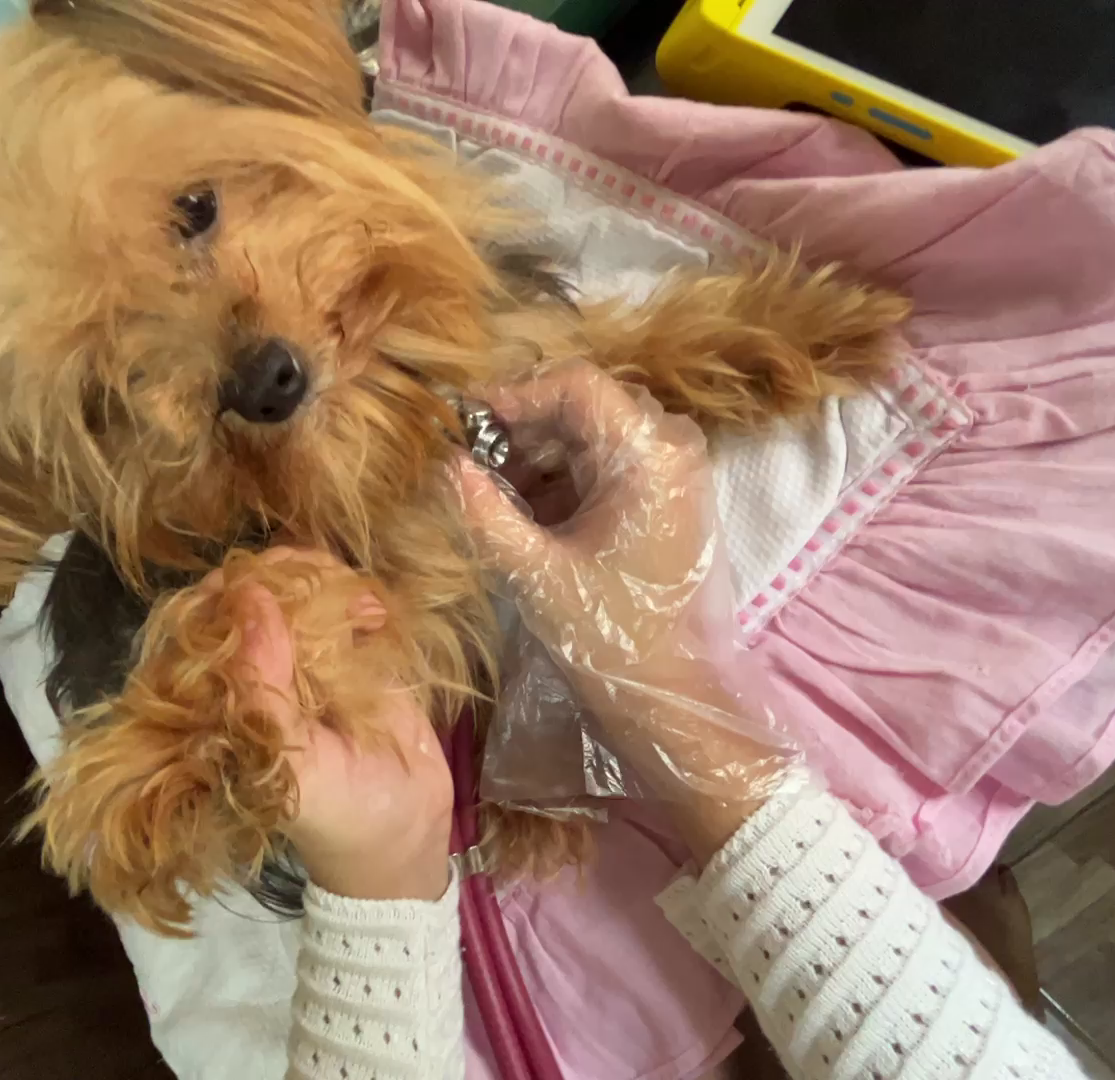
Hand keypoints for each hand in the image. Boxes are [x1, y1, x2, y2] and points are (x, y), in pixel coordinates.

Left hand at [225, 556, 454, 901]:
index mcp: (215, 705)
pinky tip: (375, 613)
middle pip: (243, 599)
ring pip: (290, 591)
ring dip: (321, 578)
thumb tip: (249, 597)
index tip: (268, 585)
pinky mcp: (342, 652)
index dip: (226, 596)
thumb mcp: (293, 763)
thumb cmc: (344, 813)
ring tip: (359, 603)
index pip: (197, 631)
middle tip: (323, 582)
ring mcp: (296, 659)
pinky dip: (354, 592)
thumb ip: (262, 689)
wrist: (410, 828)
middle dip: (282, 577)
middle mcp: (249, 676)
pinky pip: (334, 602)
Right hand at [455, 363, 801, 858]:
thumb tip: (441, 461)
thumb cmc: (609, 637)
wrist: (673, 697)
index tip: (464, 426)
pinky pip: (600, 467)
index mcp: (650, 456)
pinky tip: (523, 515)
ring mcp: (670, 474)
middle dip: (520, 431)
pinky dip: (558, 481)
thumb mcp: (533, 572)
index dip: (513, 396)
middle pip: (582, 407)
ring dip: (535, 457)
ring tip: (492, 497)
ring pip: (588, 436)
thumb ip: (482, 510)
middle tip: (471, 466)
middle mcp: (670, 449)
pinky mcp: (662, 499)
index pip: (576, 384)